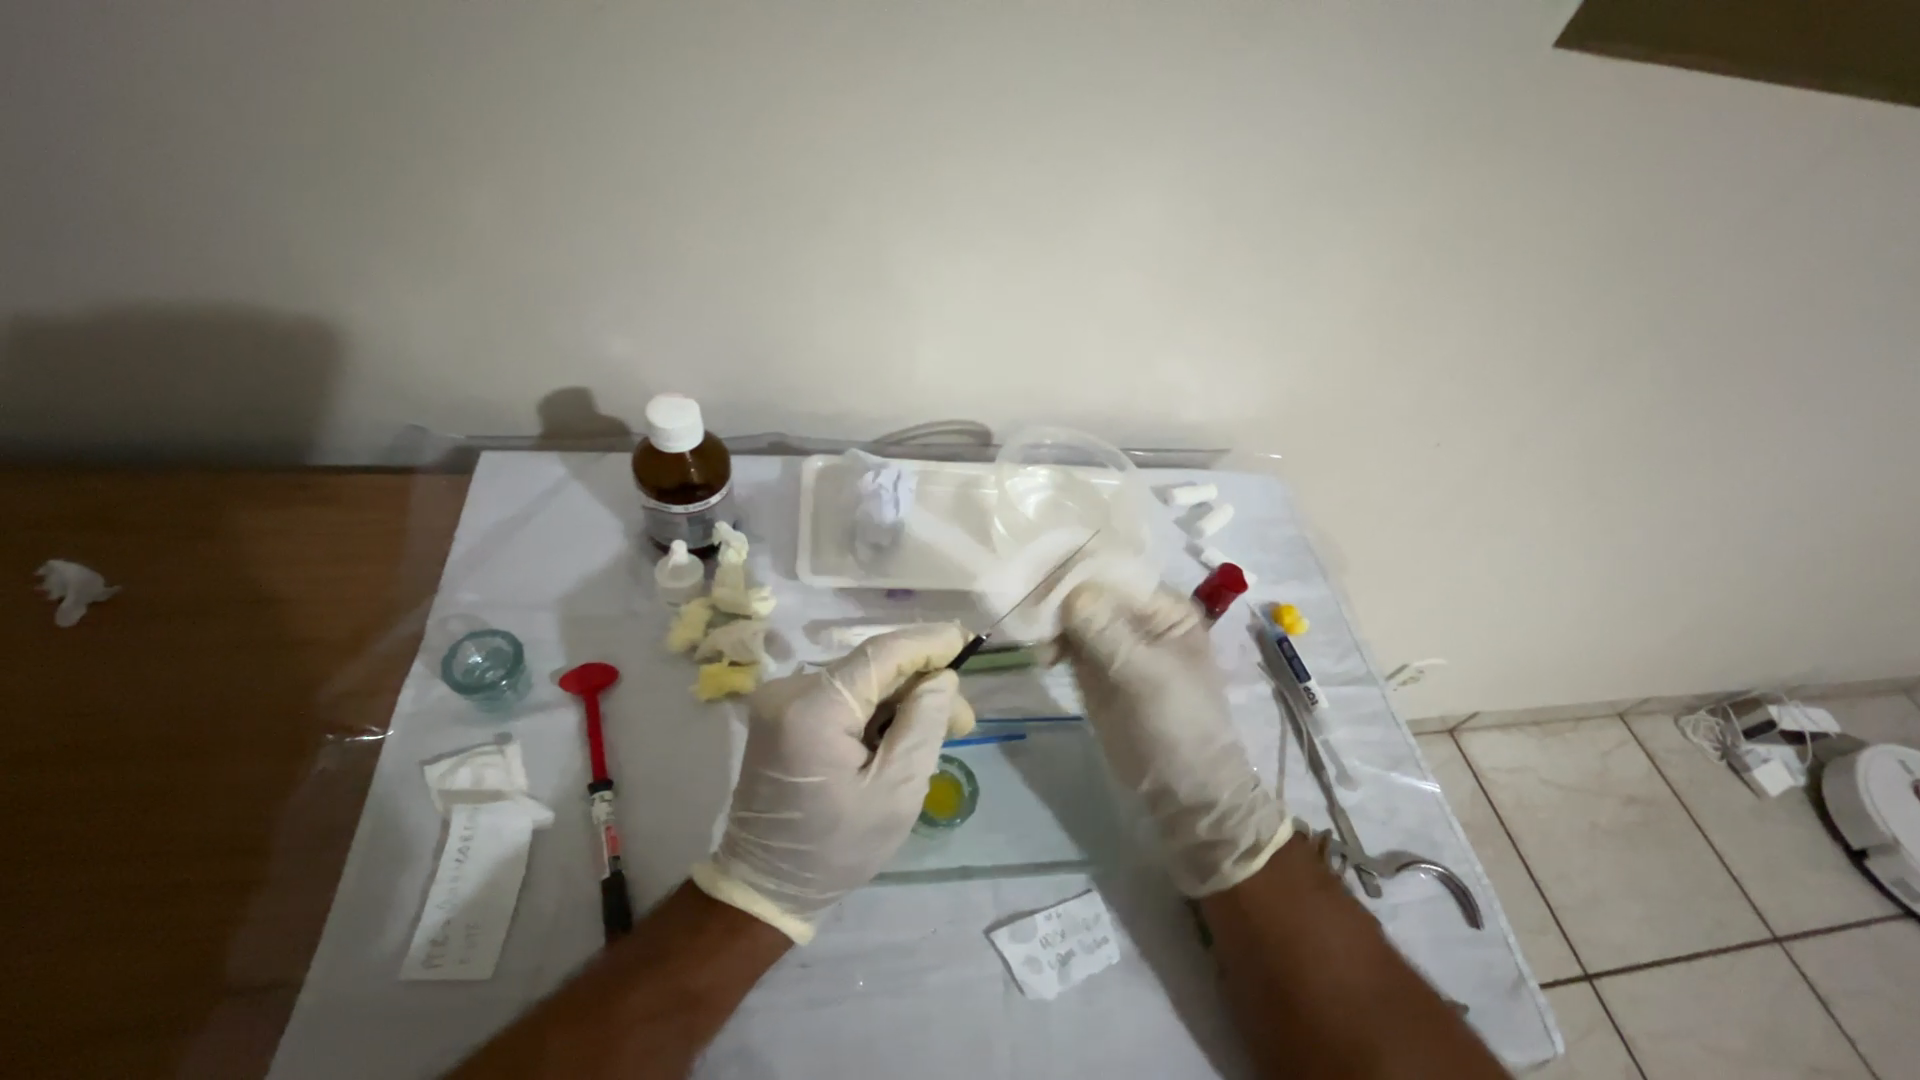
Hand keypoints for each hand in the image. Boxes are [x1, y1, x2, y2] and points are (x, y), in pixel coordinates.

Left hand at [690, 624, 975, 943]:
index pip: (881, 653)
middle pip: (872, 667)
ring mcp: (780, 701)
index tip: (968, 641)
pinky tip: (900, 737)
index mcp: (813, 709)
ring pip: (860, 681)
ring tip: (939, 732)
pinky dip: (875, 710)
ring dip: (901, 700)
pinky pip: (841, 697)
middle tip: (963, 721)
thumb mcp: (896, 791)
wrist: (766, 885)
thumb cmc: (836, 848)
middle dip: (922, 684)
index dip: (928, 643)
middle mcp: (789, 691)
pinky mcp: (782, 715)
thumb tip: (941, 677)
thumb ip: (923, 724)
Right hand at [1058, 581, 1292, 895]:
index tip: (1040, 575)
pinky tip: (1039, 656)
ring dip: (1050, 622)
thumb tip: (1069, 592)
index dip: (1079, 573)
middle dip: (1058, 597)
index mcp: (1165, 609)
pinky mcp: (1095, 671)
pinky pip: (1067, 644)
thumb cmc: (1178, 727)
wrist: (1183, 793)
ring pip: (1074, 617)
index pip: (1115, 574)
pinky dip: (1050, 644)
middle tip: (1025, 608)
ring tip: (1034, 640)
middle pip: (1090, 592)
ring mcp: (1115, 644)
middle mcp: (1139, 618)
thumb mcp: (1146, 675)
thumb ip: (1107, 632)